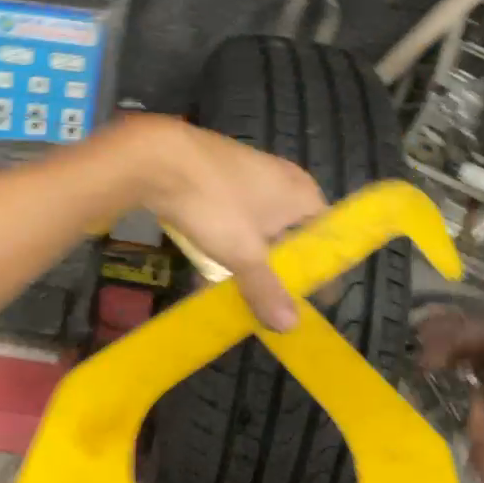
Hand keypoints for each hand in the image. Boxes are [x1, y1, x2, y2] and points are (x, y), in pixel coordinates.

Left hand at [124, 115, 327, 330]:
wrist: (157, 157)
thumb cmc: (214, 203)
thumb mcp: (244, 255)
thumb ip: (267, 289)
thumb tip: (291, 326)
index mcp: (302, 193)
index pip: (326, 236)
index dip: (319, 270)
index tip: (310, 301)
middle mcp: (280, 179)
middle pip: (288, 234)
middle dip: (276, 270)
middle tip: (268, 304)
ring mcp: (244, 175)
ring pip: (253, 228)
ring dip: (243, 261)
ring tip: (233, 294)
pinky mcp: (212, 177)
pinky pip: (225, 217)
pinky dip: (219, 244)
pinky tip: (203, 271)